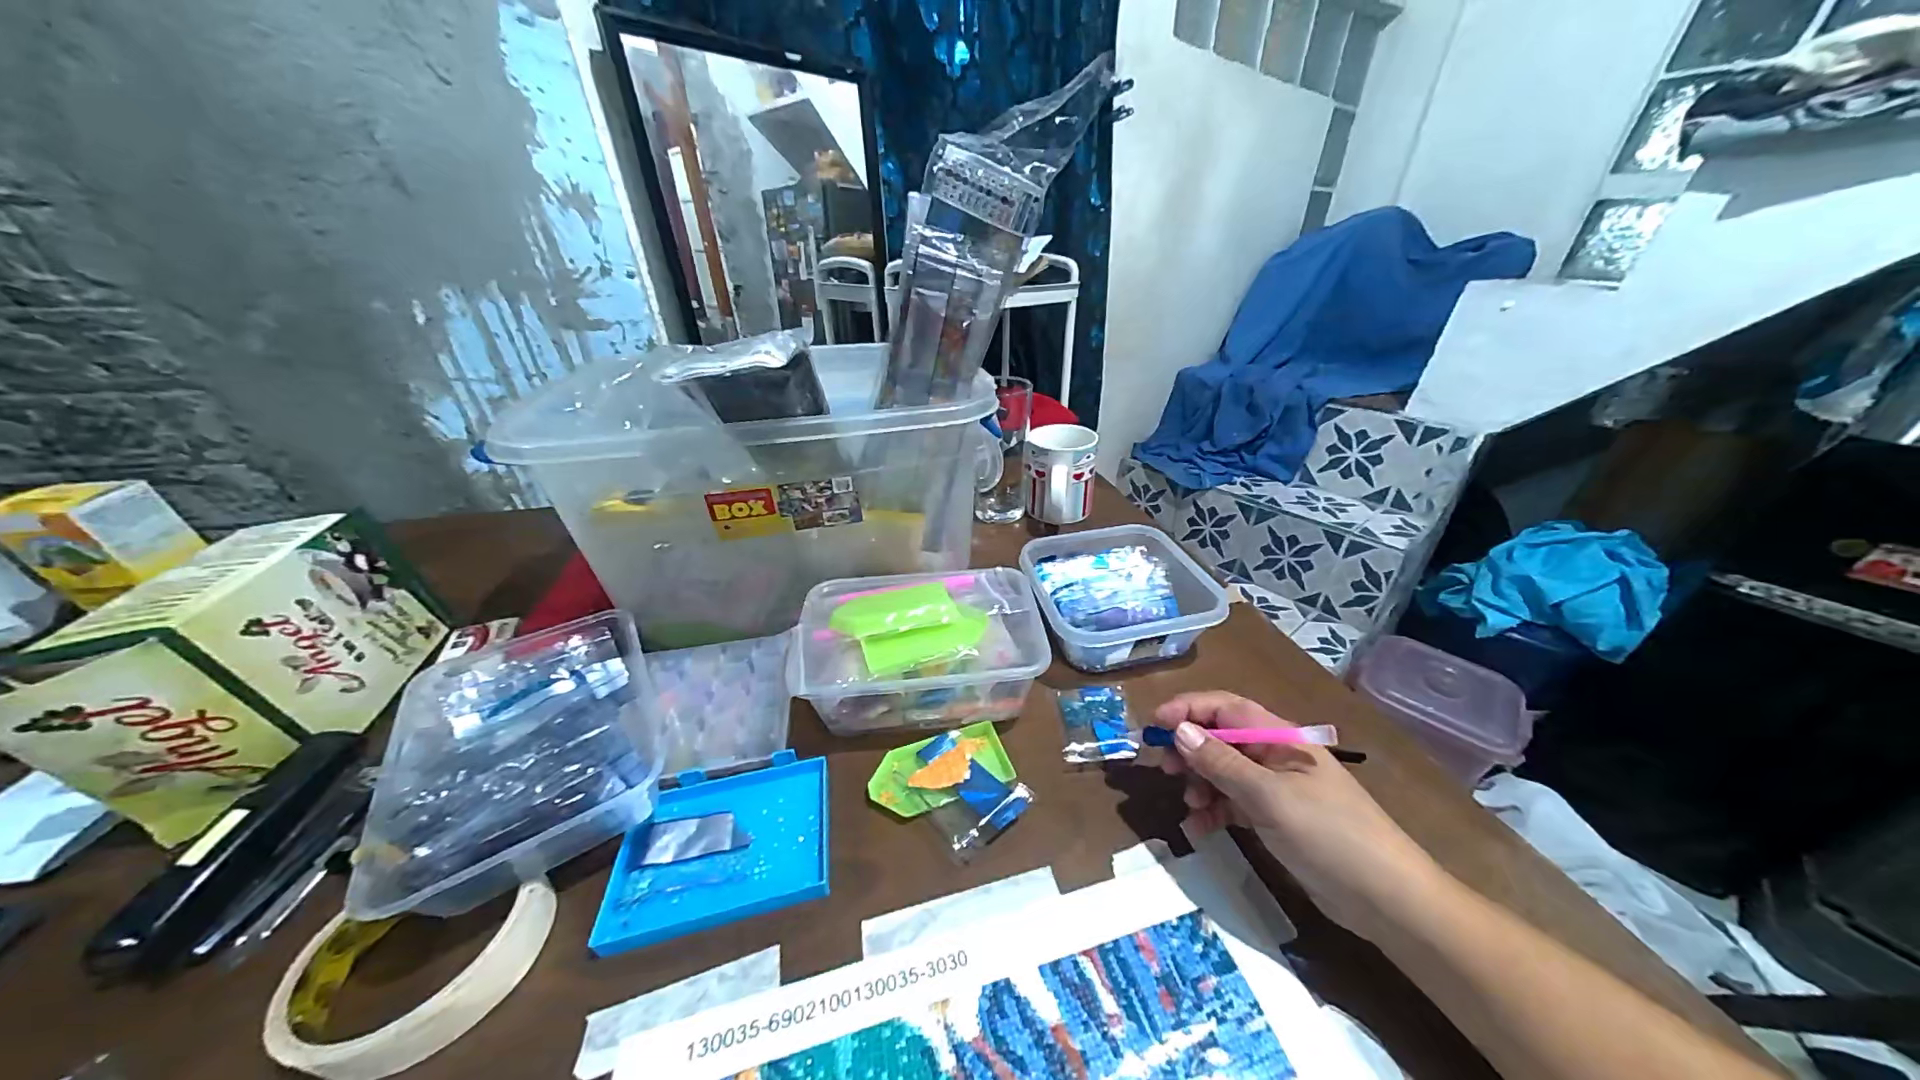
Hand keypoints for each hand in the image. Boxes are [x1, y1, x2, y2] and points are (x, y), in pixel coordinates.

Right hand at [1156, 691, 1446, 940]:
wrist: (1387, 899)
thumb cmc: (1329, 835)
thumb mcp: (1268, 797)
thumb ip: (1221, 763)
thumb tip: (1178, 731)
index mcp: (1280, 737)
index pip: (1225, 707)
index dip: (1188, 708)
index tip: (1154, 724)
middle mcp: (1275, 756)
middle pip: (1220, 737)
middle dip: (1189, 748)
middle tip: (1164, 768)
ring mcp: (1276, 788)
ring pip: (1223, 771)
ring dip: (1200, 783)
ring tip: (1189, 804)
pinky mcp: (1275, 818)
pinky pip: (1233, 802)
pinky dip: (1214, 810)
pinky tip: (1201, 827)